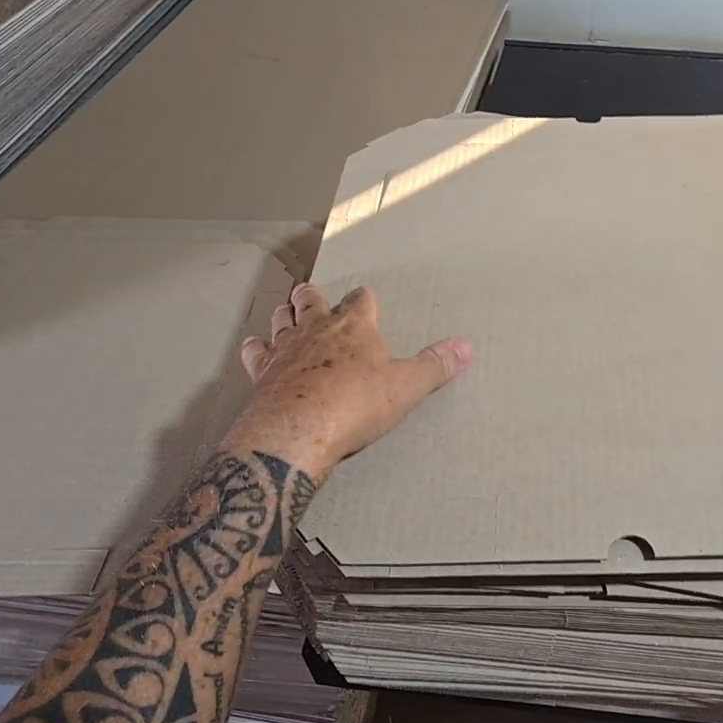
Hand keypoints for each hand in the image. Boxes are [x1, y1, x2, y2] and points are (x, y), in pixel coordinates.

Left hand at [234, 282, 472, 477]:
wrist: (297, 431)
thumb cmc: (357, 404)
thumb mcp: (407, 386)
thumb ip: (435, 366)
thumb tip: (467, 347)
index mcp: (354, 327)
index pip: (360, 300)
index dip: (363, 298)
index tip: (365, 296)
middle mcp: (317, 330)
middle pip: (312, 302)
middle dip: (313, 296)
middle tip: (310, 291)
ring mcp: (285, 349)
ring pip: (282, 320)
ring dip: (285, 314)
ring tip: (286, 310)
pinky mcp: (262, 373)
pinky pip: (255, 352)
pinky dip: (256, 348)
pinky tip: (255, 347)